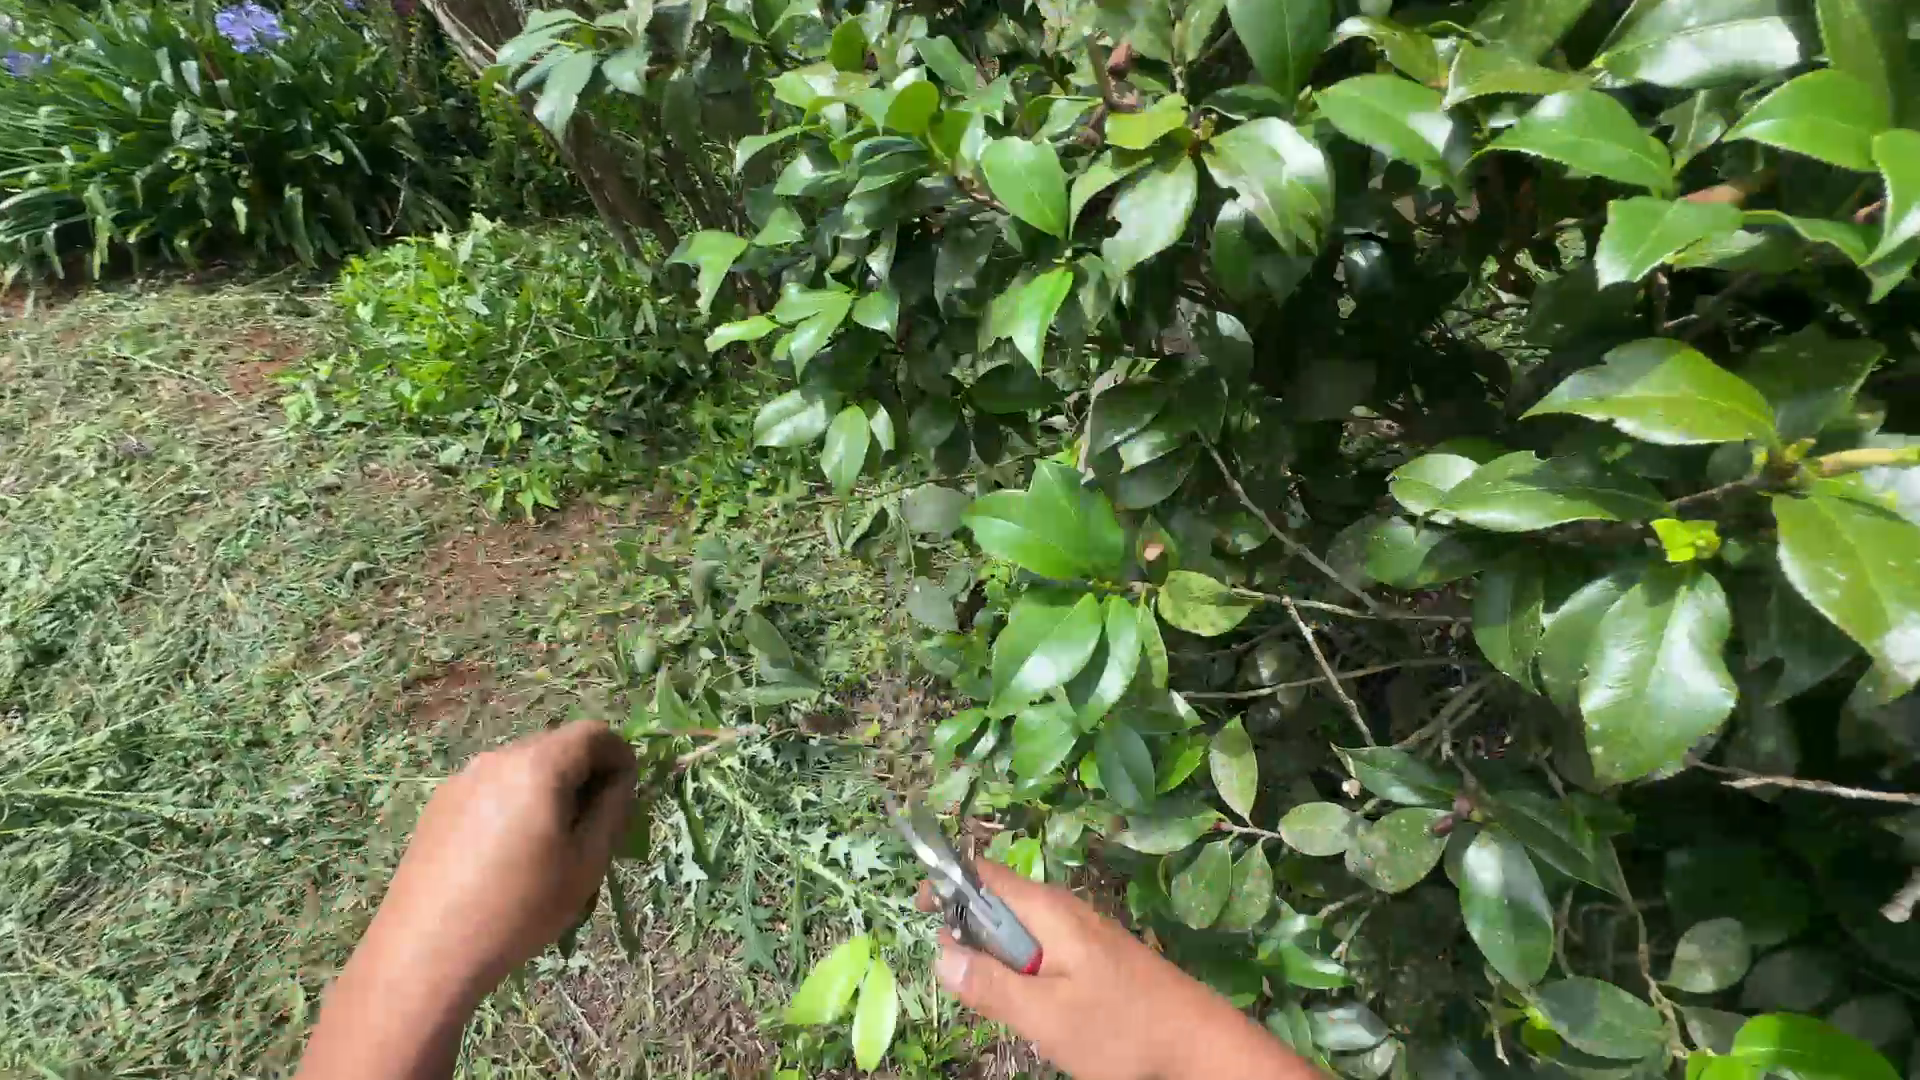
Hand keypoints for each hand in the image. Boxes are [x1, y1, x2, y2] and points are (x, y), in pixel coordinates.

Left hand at [296, 722, 636, 1079]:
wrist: (420, 959)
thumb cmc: (518, 908)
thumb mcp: (588, 861)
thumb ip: (613, 808)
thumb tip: (619, 782)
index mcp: (539, 765)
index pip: (596, 734)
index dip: (620, 758)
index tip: (624, 799)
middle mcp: (498, 759)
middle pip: (560, 745)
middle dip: (586, 774)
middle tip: (592, 824)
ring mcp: (462, 780)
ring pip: (526, 766)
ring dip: (551, 789)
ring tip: (549, 842)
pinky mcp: (438, 806)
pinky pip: (495, 787)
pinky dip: (517, 802)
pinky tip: (508, 854)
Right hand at [920, 861, 1315, 1079]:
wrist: (1200, 1046)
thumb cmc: (1120, 1028)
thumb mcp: (1046, 1016)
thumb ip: (991, 984)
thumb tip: (940, 952)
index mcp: (1046, 909)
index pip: (983, 873)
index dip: (947, 883)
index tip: (921, 910)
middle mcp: (1061, 908)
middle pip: (998, 903)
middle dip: (972, 934)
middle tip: (967, 983)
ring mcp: (1080, 931)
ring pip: (1019, 932)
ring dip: (999, 960)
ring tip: (1006, 1004)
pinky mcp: (1093, 954)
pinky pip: (1042, 951)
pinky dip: (1025, 972)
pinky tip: (1037, 1010)